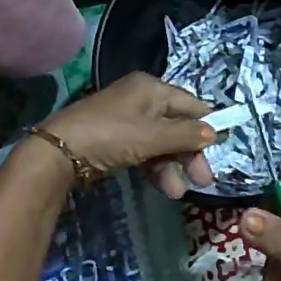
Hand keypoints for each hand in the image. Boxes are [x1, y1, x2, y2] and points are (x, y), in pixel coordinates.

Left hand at [36, 72, 215, 197]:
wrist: (57, 153)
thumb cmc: (111, 135)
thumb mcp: (153, 136)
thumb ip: (186, 135)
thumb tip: (215, 133)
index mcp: (152, 88)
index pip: (191, 105)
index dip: (207, 125)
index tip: (223, 147)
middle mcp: (142, 99)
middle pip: (178, 126)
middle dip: (190, 154)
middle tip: (204, 179)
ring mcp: (128, 121)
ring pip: (162, 142)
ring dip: (173, 167)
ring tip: (178, 192)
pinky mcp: (117, 140)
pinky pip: (146, 151)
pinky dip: (156, 168)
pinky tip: (164, 187)